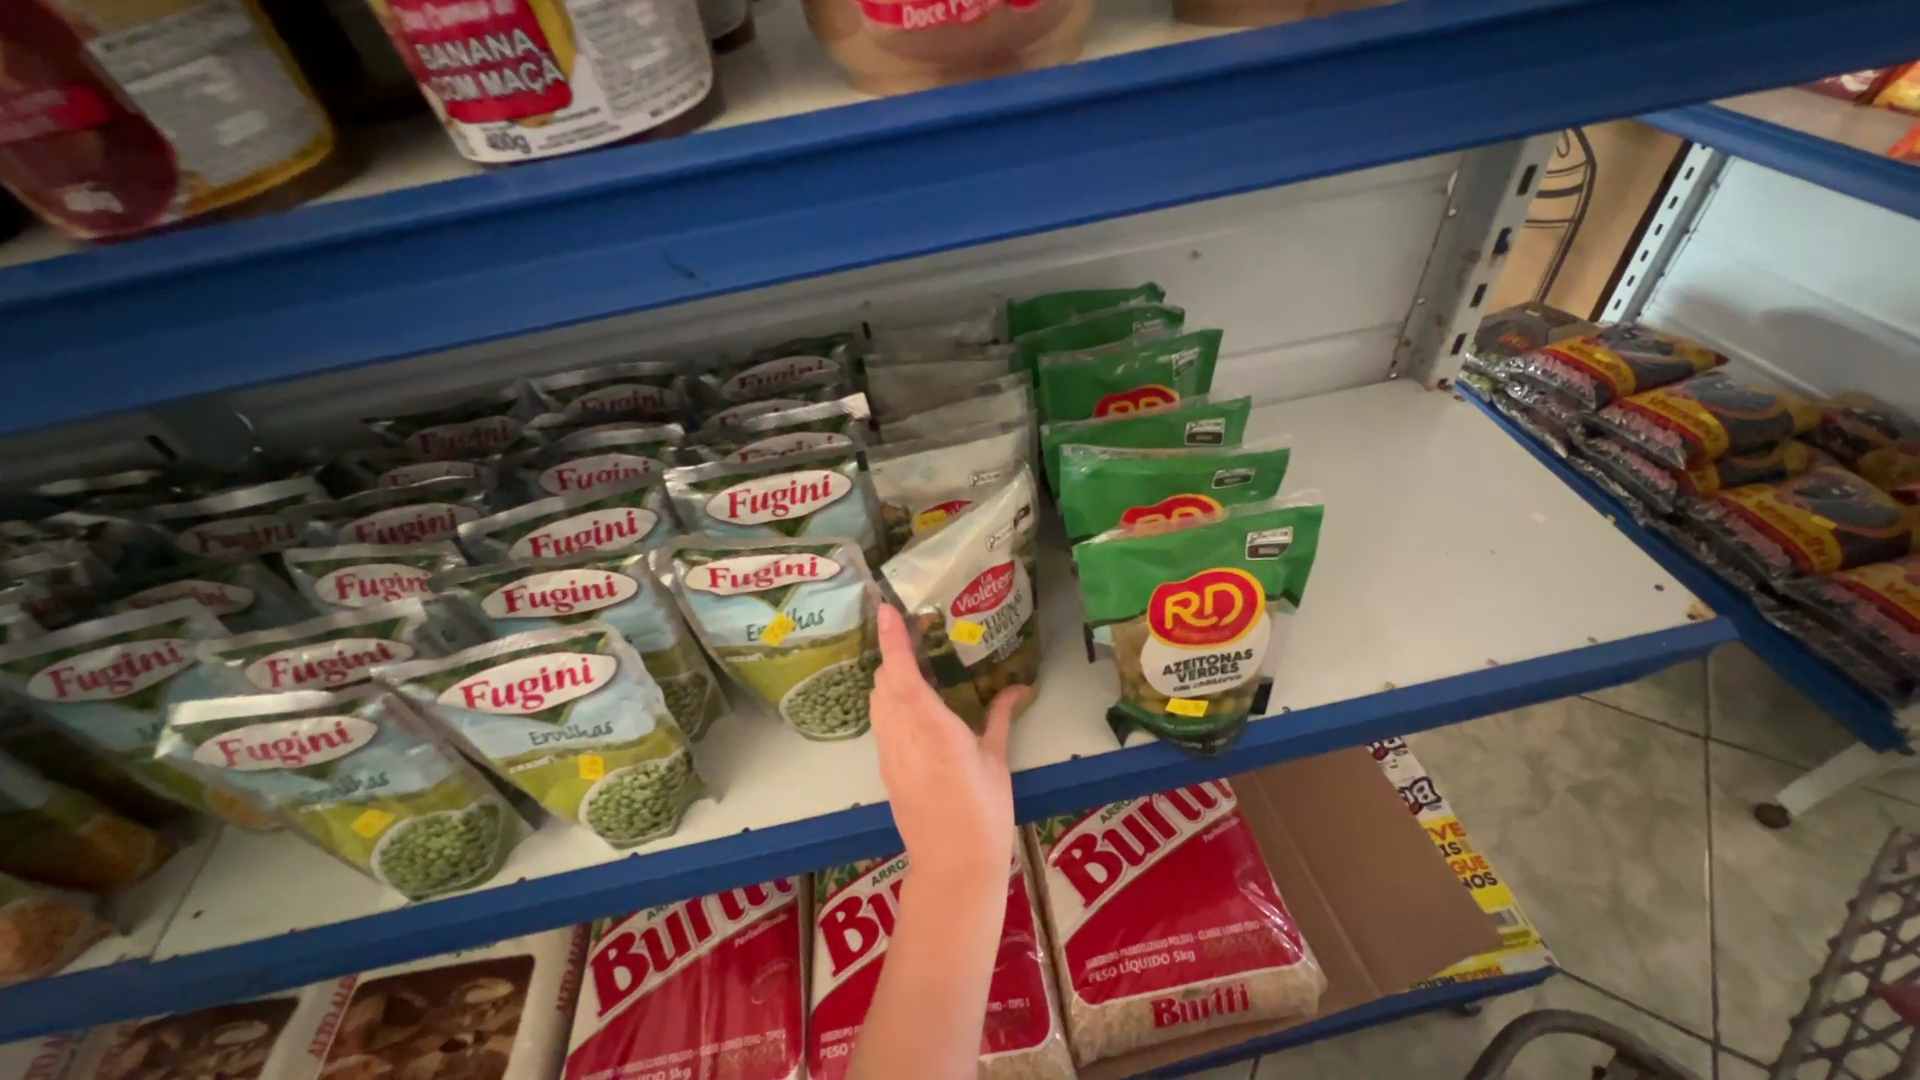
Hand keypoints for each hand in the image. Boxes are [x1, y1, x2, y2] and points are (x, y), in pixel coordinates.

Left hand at [869, 604, 1028, 885]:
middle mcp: (904, 737)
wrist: (953, 867)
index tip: (886, 610)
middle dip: (893, 655)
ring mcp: (889, 754)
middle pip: (884, 683)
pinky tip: (910, 706)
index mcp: (934, 730)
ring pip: (877, 702)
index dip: (893, 641)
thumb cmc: (984, 813)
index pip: (904, 675)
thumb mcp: (997, 762)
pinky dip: (889, 703)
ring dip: (888, 678)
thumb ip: (1001, 718)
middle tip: (914, 634)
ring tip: (911, 664)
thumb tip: (1019, 687)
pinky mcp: (886, 770)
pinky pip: (880, 723)